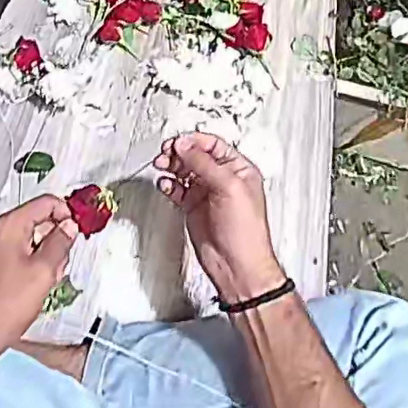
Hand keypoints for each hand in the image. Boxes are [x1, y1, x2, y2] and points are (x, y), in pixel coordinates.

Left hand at [0, 195, 78, 348]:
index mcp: (11, 225)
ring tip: (49, 278)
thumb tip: (69, 226)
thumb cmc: (8, 304)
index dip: (66, 214)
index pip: (47, 202)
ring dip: (47, 253)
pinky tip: (37, 284)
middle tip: (61, 262)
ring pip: (32, 238)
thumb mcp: (44, 270)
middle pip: (39, 219)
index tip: (75, 234)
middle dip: (56, 237)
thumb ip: (61, 242)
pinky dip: (34, 263)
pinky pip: (21, 253)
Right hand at [153, 133, 285, 301]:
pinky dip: (169, 185)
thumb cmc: (246, 232)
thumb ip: (204, 164)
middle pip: (196, 156)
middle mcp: (222, 179)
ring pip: (185, 171)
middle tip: (166, 152)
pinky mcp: (194, 208)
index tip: (178, 142)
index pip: (213, 145)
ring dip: (172, 166)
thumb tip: (186, 145)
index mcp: (238, 169)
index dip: (195, 141)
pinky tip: (165, 184)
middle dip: (180, 152)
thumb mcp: (228, 187)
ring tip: (162, 165)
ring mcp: (207, 193)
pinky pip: (178, 190)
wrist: (237, 266)